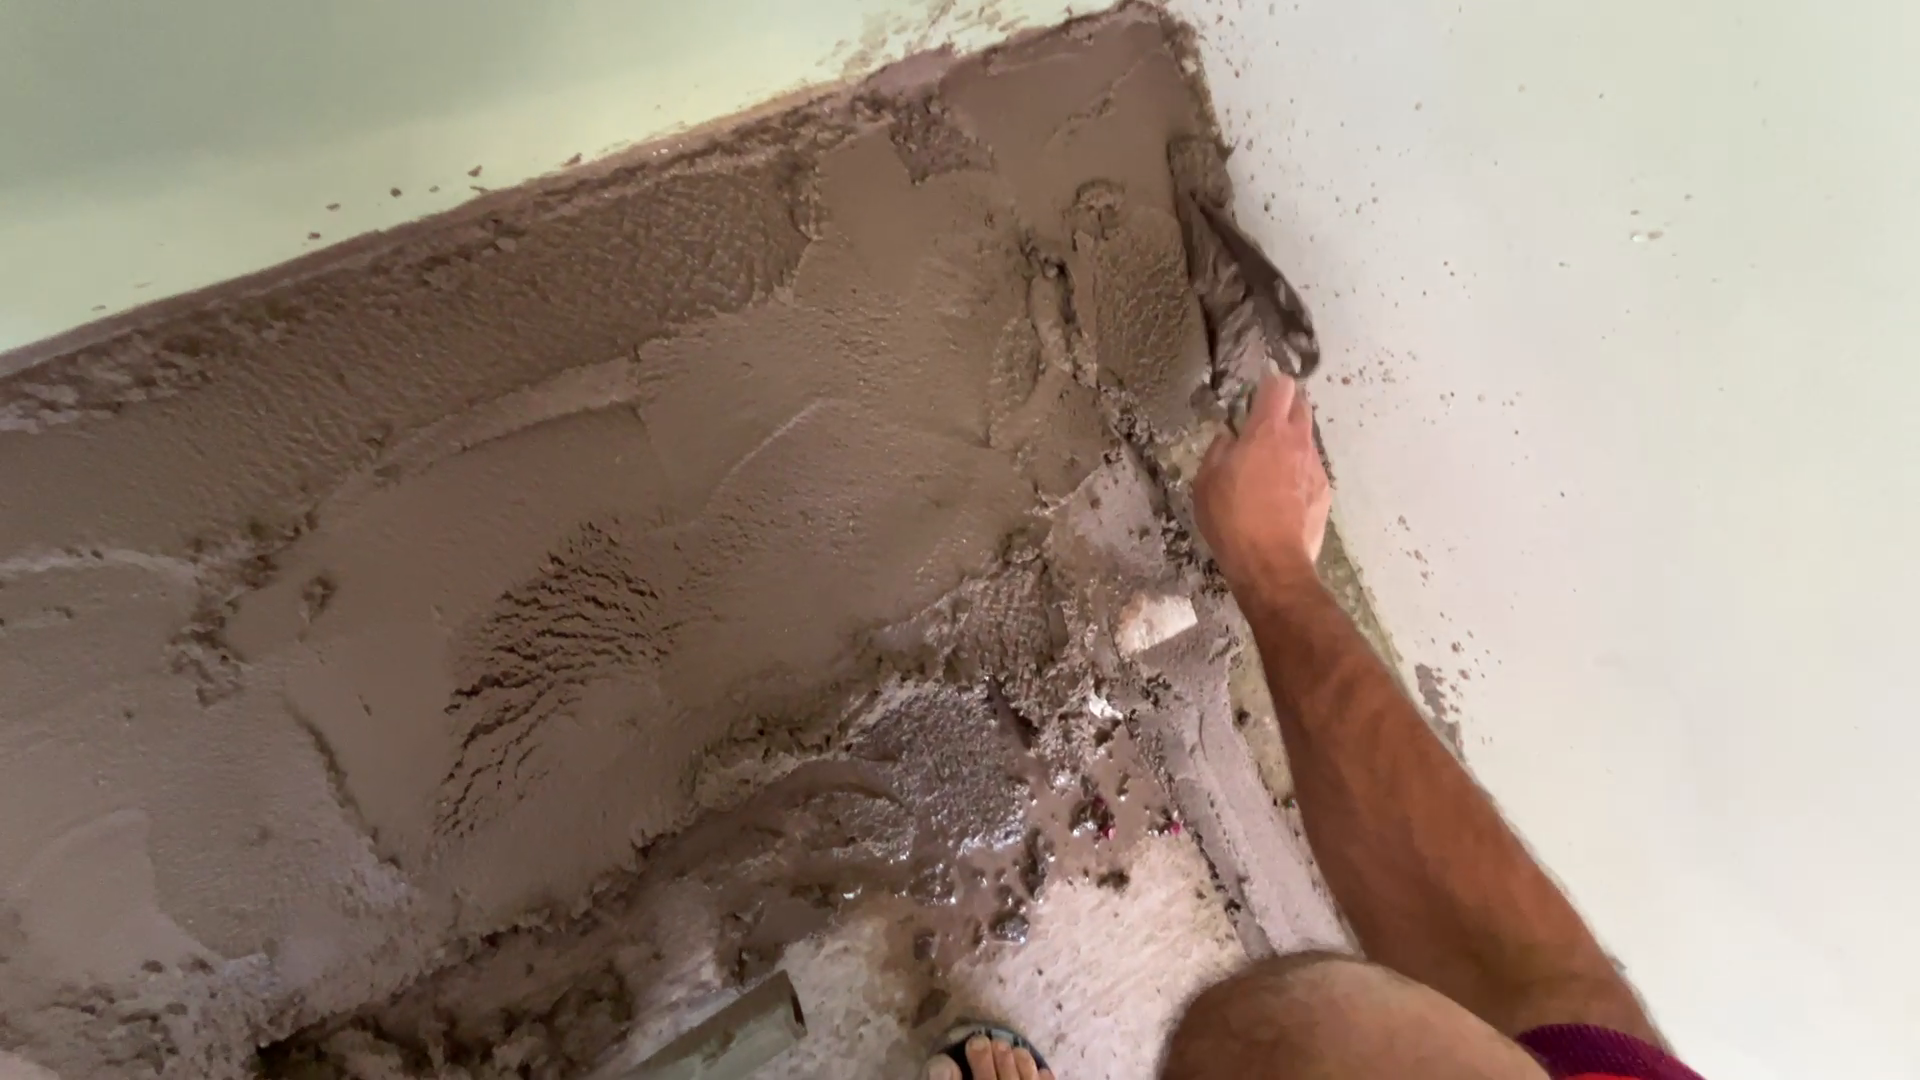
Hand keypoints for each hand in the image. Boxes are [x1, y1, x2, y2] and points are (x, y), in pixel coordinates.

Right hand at [1193, 373, 1329, 594]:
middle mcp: (1297, 441)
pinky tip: (1280, 496)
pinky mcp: (1324, 491)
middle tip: (1261, 425)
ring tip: (1267, 468)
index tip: (1253, 396)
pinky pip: (1310, 468)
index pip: (1279, 385)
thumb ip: (1218, 451)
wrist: (1270, 562)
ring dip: (1290, 442)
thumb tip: (1228, 439)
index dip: (1267, 385)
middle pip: (1301, 404)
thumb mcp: (1205, 482)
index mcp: (1266, 432)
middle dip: (1284, 407)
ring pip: (1306, 439)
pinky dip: (1297, 471)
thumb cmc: (1231, 518)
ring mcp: (1315, 466)